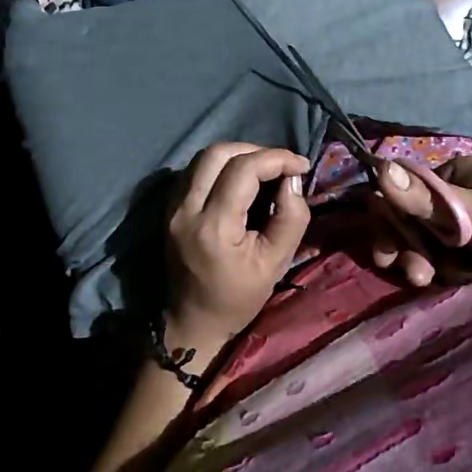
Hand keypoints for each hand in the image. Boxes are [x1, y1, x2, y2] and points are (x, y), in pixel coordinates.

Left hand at [166, 143, 311, 346]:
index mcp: (214, 226)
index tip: (302, 165)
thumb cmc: (238, 297)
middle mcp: (186, 209)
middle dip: (256, 151)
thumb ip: (291, 218)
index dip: (277, 158)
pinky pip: (195, 171)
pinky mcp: (169, 208)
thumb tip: (293, 180)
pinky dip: (221, 166)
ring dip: (238, 155)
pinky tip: (241, 181)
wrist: (192, 321)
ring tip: (264, 170)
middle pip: (218, 152)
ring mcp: (172, 207)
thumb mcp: (276, 263)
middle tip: (282, 166)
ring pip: (203, 157)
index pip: (244, 169)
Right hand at [374, 156, 471, 282]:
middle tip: (417, 277)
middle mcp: (459, 198)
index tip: (390, 256)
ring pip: (426, 247)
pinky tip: (450, 287)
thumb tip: (379, 166)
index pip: (402, 192)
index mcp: (457, 175)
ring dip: (422, 265)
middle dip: (407, 250)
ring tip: (430, 284)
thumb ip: (430, 200)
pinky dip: (443, 275)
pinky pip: (447, 264)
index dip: (389, 223)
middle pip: (411, 223)